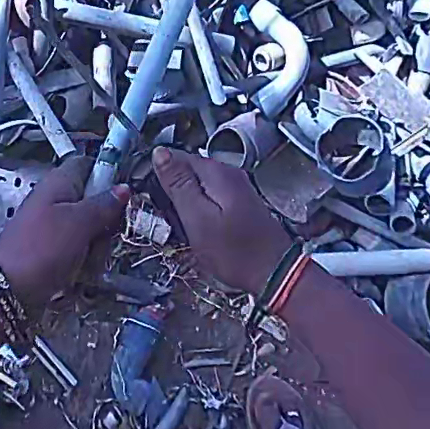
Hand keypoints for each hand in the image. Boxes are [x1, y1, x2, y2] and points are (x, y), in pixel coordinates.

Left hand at [0, 156, 129, 307]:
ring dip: (96, 249)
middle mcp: (57, 201)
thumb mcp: (79, 223)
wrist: (7, 291)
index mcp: (59, 183)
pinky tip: (78, 273)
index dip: (109, 175)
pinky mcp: (55, 252)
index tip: (120, 196)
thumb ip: (104, 204)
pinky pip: (81, 252)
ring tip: (84, 260)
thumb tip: (124, 188)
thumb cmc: (40, 249)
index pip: (90, 164)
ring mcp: (55, 228)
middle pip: (97, 202)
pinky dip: (84, 264)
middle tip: (99, 235)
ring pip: (93, 231)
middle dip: (105, 223)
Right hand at [151, 147, 292, 293]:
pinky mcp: (241, 201)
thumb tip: (160, 153)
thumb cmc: (234, 251)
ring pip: (198, 183)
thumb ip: (178, 184)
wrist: (276, 275)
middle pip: (188, 169)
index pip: (176, 156)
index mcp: (216, 172)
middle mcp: (229, 173)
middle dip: (172, 188)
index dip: (159, 173)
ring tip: (182, 224)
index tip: (153, 196)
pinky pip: (211, 195)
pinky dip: (200, 208)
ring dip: (185, 200)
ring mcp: (237, 187)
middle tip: (169, 216)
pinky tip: (199, 226)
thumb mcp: (197, 218)